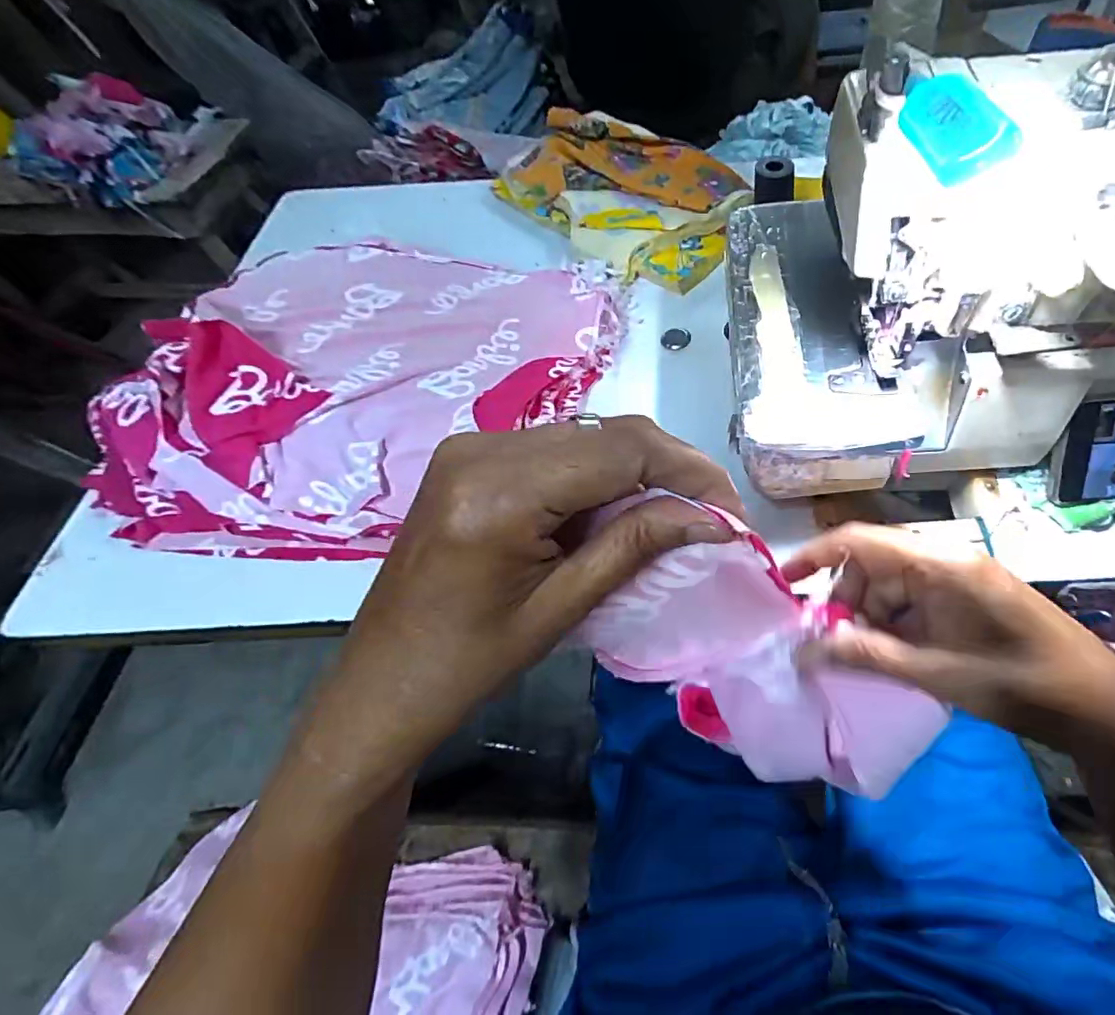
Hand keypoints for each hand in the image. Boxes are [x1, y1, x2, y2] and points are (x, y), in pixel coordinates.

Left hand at [348, 416, 741, 734]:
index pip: (620, 450)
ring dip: (638, 469)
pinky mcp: (470, 457)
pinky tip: (621, 507)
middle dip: (670, 467)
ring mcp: (471, 446)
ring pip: (585, 436)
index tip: (732, 511)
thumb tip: (713, 519)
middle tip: (714, 512)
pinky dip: (599, 473)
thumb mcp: (562, 607)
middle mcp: (482, 448)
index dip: (688, 472)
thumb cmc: (469, 664)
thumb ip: (636, 546)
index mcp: (499, 492)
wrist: (382, 682)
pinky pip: (555, 449)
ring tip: (678, 513)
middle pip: (606, 433)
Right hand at [785, 524, 1114, 758]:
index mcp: (939, 564)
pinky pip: (917, 601)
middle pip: (874, 566)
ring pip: (893, 586)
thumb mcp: (934, 673)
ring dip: (871, 618)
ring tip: (866, 660)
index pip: (860, 540)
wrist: (1103, 708)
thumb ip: (865, 656)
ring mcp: (962, 579)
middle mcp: (947, 560)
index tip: (785, 584)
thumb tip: (804, 651)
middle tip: (831, 646)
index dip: (816, 556)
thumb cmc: (1019, 684)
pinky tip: (897, 658)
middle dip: (845, 602)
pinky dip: (897, 625)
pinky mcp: (972, 598)